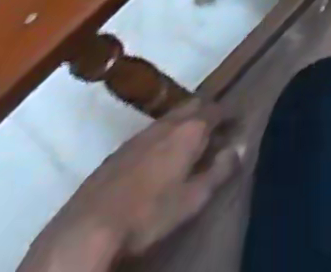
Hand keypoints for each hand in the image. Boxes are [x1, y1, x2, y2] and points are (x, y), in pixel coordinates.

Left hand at [19, 102, 243, 271]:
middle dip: (209, 112)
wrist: (90, 224)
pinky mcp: (123, 147)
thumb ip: (219, 171)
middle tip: (219, 128)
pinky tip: (163, 155)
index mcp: (189, 130)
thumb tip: (239, 147)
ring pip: (172, 116)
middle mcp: (167, 122)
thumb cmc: (150, 213)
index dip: (230, 115)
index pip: (217, 110)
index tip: (239, 123)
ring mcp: (142, 133)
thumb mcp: (193, 199)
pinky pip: (155, 129)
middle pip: (194, 105)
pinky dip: (168, 133)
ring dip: (187, 122)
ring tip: (194, 141)